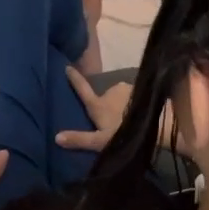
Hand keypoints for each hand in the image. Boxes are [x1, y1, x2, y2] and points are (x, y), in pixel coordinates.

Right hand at [54, 68, 171, 151]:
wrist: (153, 124)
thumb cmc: (123, 134)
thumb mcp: (99, 142)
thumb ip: (79, 139)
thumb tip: (56, 137)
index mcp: (98, 105)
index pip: (83, 90)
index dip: (75, 79)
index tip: (67, 67)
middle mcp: (110, 91)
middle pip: (104, 96)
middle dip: (107, 105)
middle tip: (112, 122)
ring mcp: (125, 88)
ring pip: (119, 95)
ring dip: (121, 105)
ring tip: (127, 120)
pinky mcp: (139, 88)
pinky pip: (132, 94)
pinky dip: (133, 102)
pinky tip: (138, 114)